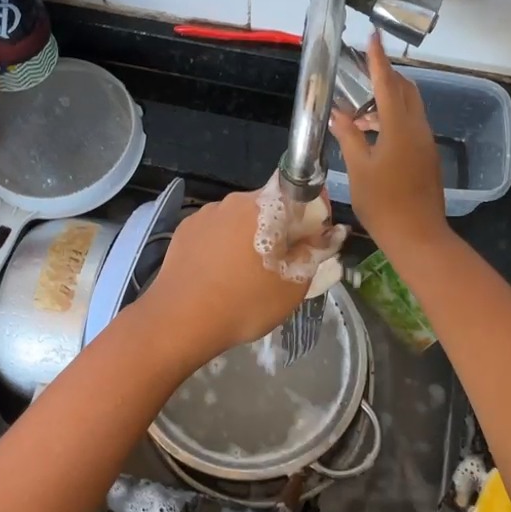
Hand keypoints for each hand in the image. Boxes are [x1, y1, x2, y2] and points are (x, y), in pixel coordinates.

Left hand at [133, 188, 310, 365]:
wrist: (180, 321)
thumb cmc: (245, 302)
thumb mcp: (294, 285)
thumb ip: (316, 252)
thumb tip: (330, 233)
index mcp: (265, 205)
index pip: (299, 191)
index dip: (313, 211)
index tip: (314, 238)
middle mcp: (234, 200)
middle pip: (269, 206)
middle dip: (282, 228)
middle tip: (284, 265)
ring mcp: (205, 214)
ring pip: (240, 220)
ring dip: (250, 238)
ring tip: (248, 275)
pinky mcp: (184, 230)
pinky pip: (216, 232)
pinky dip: (224, 246)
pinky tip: (220, 275)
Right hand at [328, 34, 449, 247]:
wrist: (418, 236)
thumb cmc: (383, 203)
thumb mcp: (358, 169)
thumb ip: (349, 137)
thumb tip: (338, 113)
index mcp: (399, 128)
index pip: (387, 84)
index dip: (378, 60)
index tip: (373, 36)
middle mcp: (418, 129)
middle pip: (406, 90)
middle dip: (386, 76)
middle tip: (363, 72)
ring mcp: (426, 143)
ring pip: (411, 107)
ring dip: (389, 99)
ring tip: (361, 110)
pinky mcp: (427, 156)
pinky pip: (412, 124)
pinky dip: (394, 117)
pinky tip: (374, 132)